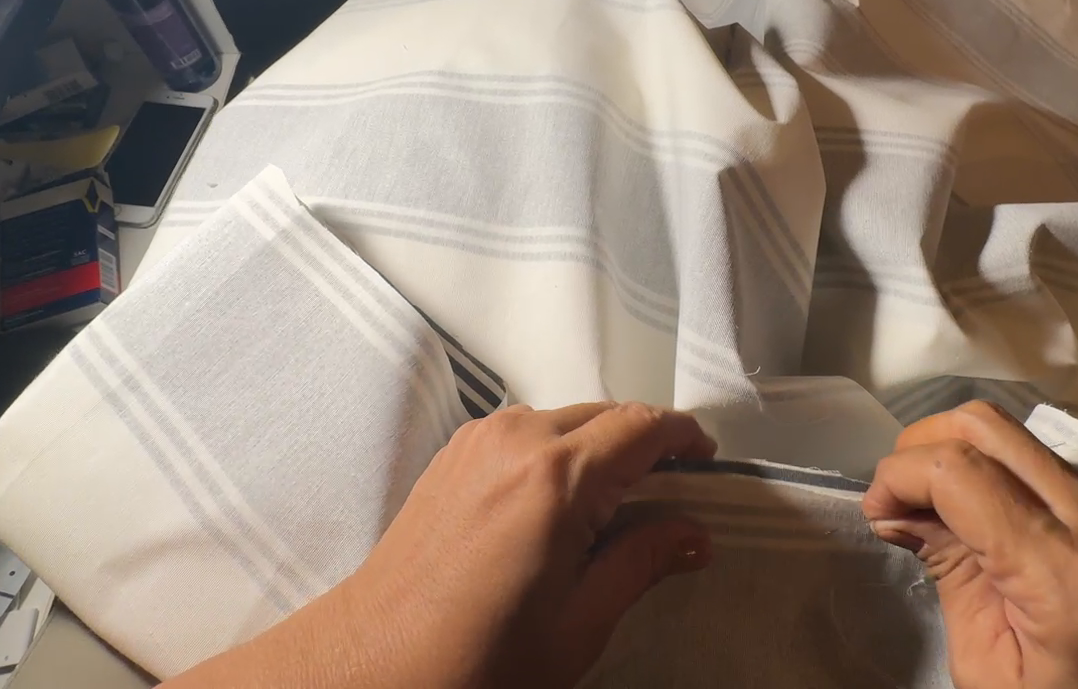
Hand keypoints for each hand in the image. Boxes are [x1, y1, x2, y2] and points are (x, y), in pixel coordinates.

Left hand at [166, 402, 716, 688]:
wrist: (374, 664)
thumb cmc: (475, 661)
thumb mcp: (579, 624)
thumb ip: (642, 562)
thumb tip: (693, 534)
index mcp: (557, 479)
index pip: (641, 427)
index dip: (682, 436)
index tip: (703, 458)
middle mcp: (518, 439)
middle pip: (607, 414)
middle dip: (644, 442)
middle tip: (668, 492)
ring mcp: (482, 438)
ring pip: (567, 416)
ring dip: (600, 444)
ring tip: (611, 503)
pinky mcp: (458, 448)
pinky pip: (528, 427)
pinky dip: (559, 447)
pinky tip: (559, 498)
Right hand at [862, 402, 1077, 688]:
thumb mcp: (987, 669)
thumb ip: (946, 570)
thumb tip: (896, 508)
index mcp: (1065, 577)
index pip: (960, 471)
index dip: (899, 475)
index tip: (876, 512)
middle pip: (983, 426)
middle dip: (921, 446)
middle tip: (899, 497)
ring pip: (1007, 429)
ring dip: (951, 449)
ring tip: (930, 501)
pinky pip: (1030, 456)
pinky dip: (983, 463)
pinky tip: (970, 509)